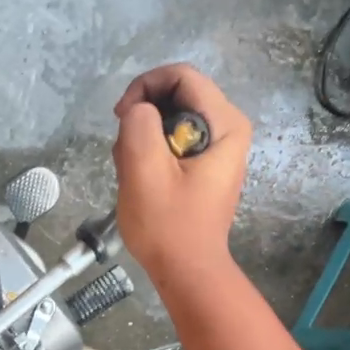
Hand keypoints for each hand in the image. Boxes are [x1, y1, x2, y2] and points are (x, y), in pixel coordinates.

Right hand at [111, 63, 253, 288]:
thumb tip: (139, 112)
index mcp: (225, 124)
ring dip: (142, 141)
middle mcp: (227, 129)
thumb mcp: (145, 170)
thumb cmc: (169, 226)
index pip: (180, 76)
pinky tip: (142, 182)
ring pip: (169, 120)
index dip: (144, 88)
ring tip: (134, 174)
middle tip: (125, 154)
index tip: (121, 118)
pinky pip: (171, 143)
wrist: (187, 272)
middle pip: (175, 96)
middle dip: (142, 119)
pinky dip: (151, 156)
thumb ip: (139, 124)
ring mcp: (217, 149)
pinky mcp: (204, 167)